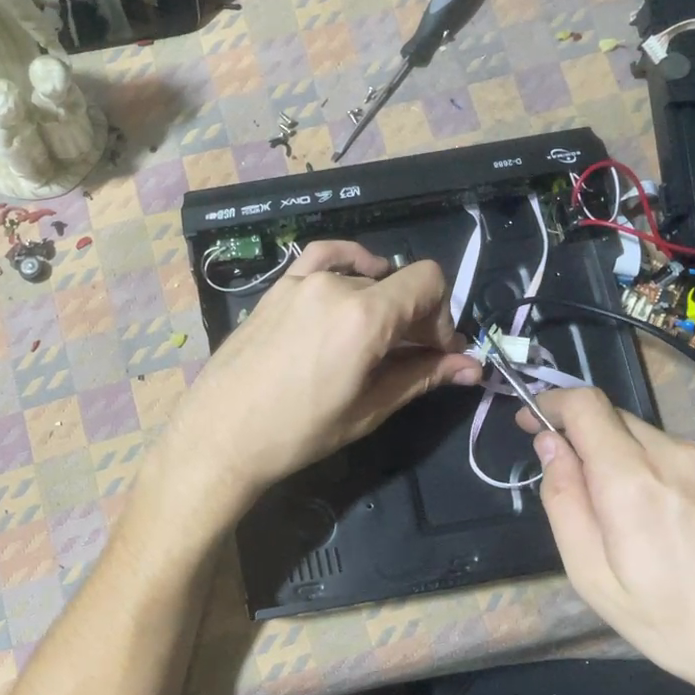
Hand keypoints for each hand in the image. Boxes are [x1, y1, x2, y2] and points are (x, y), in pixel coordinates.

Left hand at [166, 241, 479, 501]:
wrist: (221, 435)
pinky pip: (322, 258)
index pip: (429, 282)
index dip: (443, 317)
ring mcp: (301, 282)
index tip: (437, 353)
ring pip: (364, 277)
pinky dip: (347, 265)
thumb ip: (422, 377)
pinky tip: (353, 283)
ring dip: (382, 301)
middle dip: (415, 319)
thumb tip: (472, 367)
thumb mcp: (368, 409)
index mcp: (365, 316)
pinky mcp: (277, 288)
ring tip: (376, 338)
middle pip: (398, 283)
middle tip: (412, 359)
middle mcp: (336, 286)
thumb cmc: (297, 433)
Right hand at [517, 387, 694, 694]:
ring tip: (621, 516)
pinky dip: (654, 470)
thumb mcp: (594, 577)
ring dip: (619, 456)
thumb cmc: (676, 625)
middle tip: (570, 482)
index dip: (550, 403)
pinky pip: (678, 456)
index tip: (531, 423)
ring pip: (646, 437)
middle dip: (581, 435)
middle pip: (613, 417)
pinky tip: (665, 522)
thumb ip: (564, 501)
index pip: (584, 404)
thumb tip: (549, 445)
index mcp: (631, 479)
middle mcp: (675, 455)